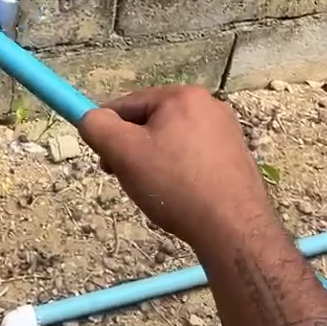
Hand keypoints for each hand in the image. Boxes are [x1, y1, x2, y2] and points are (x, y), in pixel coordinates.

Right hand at [79, 86, 281, 248]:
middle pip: (151, 121)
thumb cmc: (175, 185)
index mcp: (183, 96)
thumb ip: (97, 127)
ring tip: (156, 191)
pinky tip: (178, 196)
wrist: (233, 229)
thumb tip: (90, 118)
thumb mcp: (123, 152)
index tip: (105, 160)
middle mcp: (210, 105)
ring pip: (172, 140)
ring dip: (154, 161)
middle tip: (128, 178)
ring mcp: (227, 132)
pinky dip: (178, 172)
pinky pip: (193, 156)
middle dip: (133, 148)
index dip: (108, 131)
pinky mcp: (236, 157)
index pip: (128, 104)